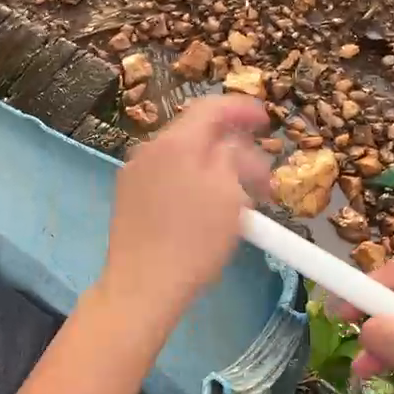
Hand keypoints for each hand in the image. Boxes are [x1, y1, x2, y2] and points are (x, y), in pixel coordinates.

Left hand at [100, 96, 270, 310]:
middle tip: (261, 176)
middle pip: (196, 133)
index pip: (212, 107)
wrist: (143, 286)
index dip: (243, 109)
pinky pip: (167, 177)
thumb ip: (233, 157)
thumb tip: (232, 145)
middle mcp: (149, 150)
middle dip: (233, 147)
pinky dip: (192, 182)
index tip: (266, 121)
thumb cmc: (194, 241)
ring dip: (214, 168)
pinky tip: (207, 209)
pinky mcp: (128, 199)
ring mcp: (134, 174)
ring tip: (239, 198)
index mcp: (175, 143)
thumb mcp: (229, 194)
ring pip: (182, 158)